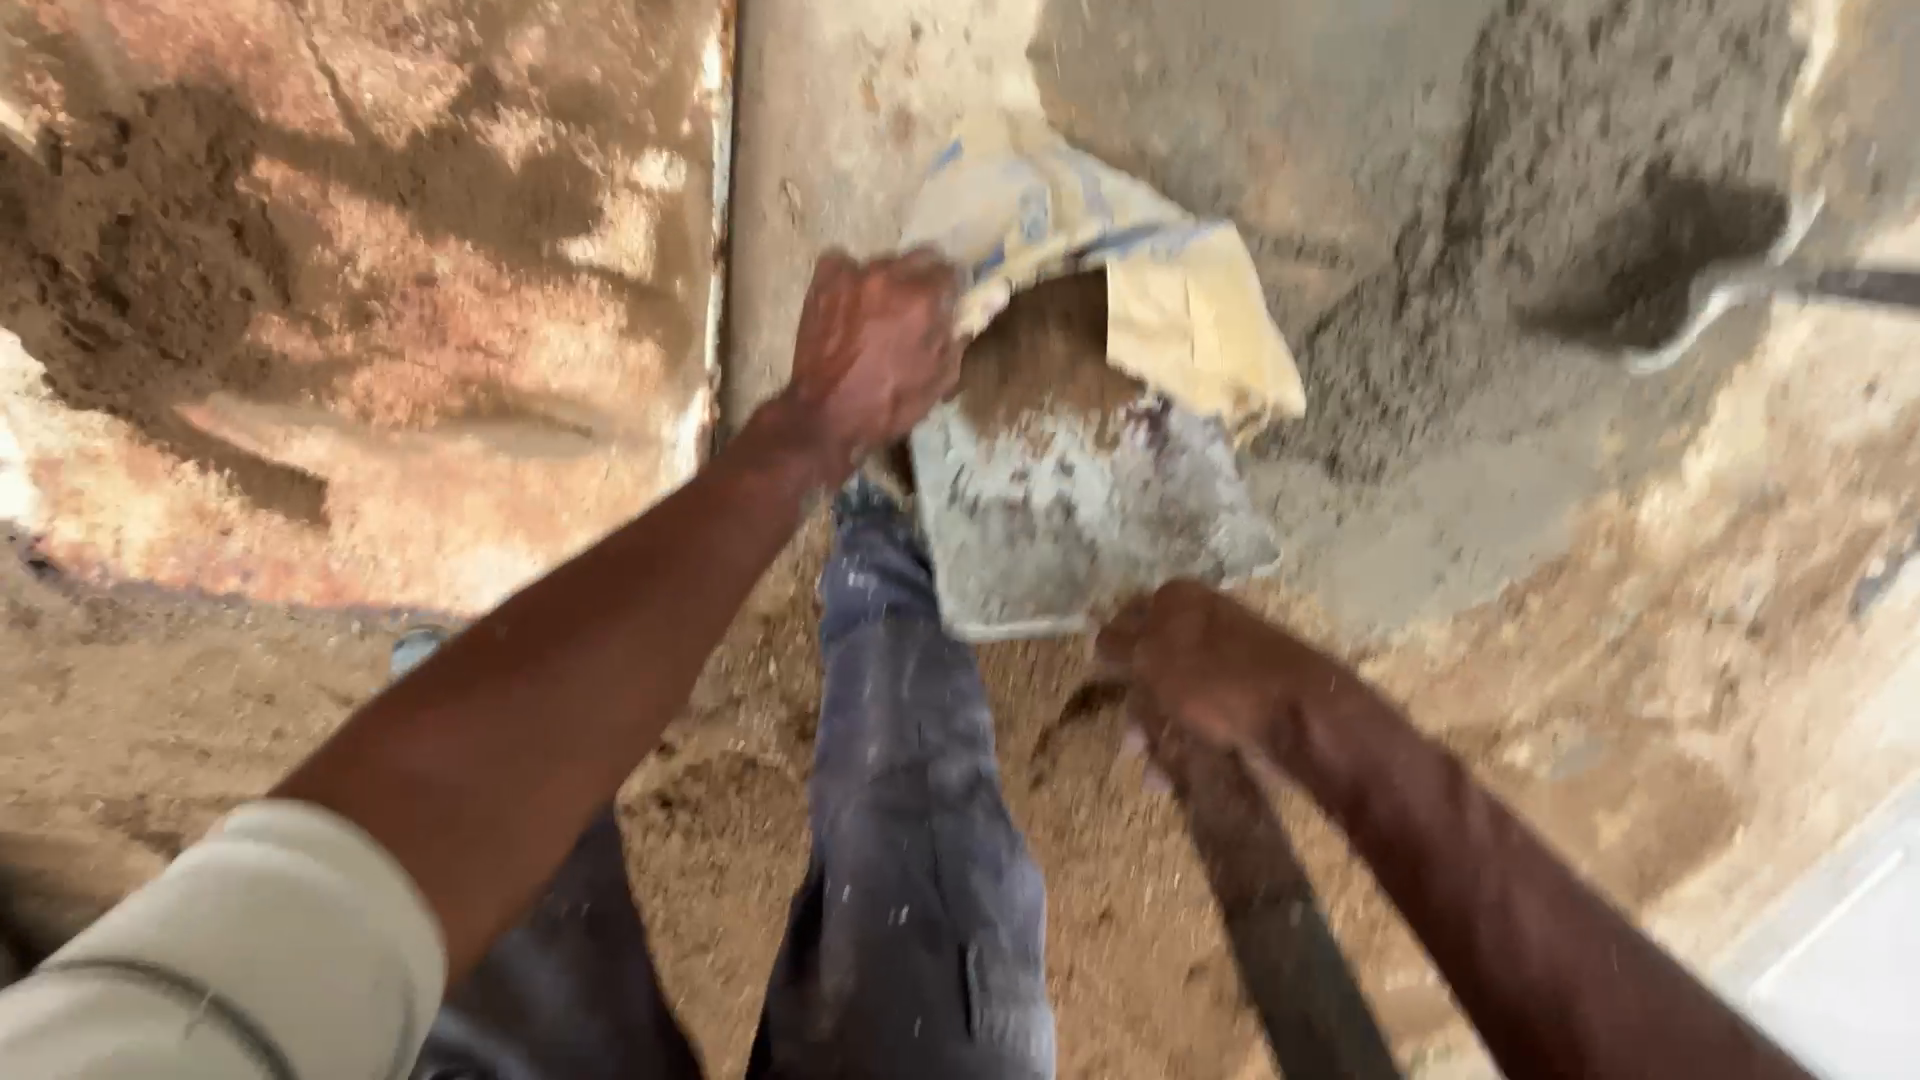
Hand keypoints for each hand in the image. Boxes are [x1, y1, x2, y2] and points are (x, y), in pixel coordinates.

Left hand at [780, 248, 961, 482]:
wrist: (827, 415)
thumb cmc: (889, 404)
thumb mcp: (939, 378)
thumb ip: (960, 334)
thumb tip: (983, 301)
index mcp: (923, 300)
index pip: (952, 272)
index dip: (954, 291)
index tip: (949, 307)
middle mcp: (890, 277)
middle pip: (920, 258)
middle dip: (926, 279)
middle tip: (919, 309)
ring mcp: (853, 276)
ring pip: (883, 263)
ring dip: (890, 281)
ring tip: (881, 312)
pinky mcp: (824, 283)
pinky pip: (843, 263)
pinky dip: (851, 278)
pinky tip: (851, 301)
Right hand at [1097, 580, 1353, 752]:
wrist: (1300, 713)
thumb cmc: (1212, 676)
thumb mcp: (1150, 656)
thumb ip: (1118, 644)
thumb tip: (1093, 634)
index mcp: (1177, 599)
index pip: (1128, 618)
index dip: (1112, 653)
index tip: (1101, 683)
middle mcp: (1202, 622)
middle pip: (1152, 662)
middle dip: (1138, 706)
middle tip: (1129, 741)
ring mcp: (1229, 659)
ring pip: (1178, 696)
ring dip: (1159, 734)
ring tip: (1153, 771)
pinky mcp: (1249, 696)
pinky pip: (1206, 718)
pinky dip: (1188, 744)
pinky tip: (1175, 775)